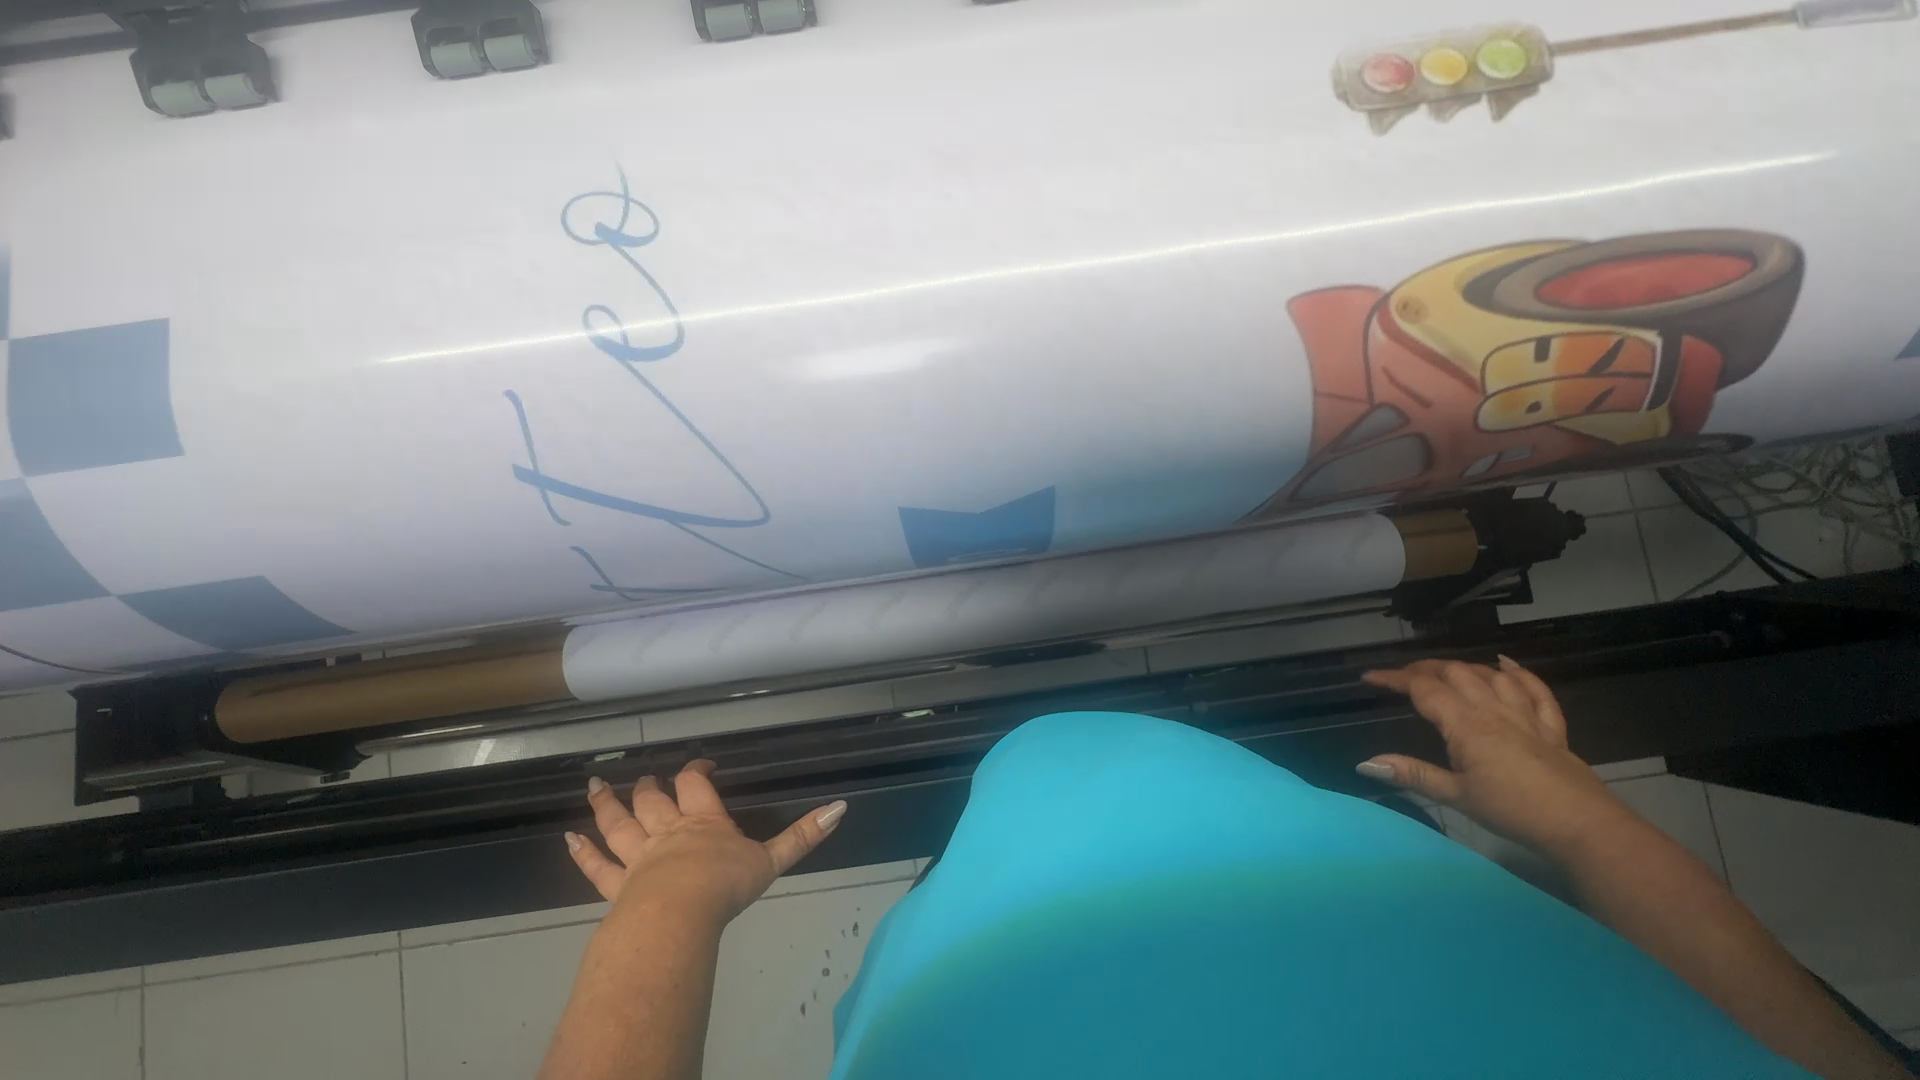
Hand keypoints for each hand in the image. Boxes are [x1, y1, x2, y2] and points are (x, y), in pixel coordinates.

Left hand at [567, 760, 846, 922]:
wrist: (678, 916)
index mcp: (704, 823)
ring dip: (607, 805)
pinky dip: (583, 853)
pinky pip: (597, 866)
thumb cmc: (724, 885)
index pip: (698, 786)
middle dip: (652, 786)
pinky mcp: (617, 886)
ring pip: (619, 825)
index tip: (704, 765)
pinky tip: (567, 839)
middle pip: (655, 801)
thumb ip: (803, 835)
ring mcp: (638, 858)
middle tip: (647, 775)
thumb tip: (840, 807)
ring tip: (594, 786)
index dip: (699, 772)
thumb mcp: (771, 859)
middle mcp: (667, 832)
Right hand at [1357, 656, 1630, 858]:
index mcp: (1466, 725)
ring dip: (1463, 667)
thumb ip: (1413, 774)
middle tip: (1402, 676)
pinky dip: (1519, 673)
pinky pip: (1535, 691)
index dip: (1394, 678)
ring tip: (1443, 671)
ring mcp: (1526, 716)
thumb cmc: (1514, 811)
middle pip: (1455, 673)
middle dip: (1424, 668)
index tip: (1369, 677)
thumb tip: (1365, 763)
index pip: (1423, 689)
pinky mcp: (1552, 728)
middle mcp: (1493, 710)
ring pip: (1490, 676)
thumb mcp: (1457, 796)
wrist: (1582, 826)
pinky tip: (1505, 664)